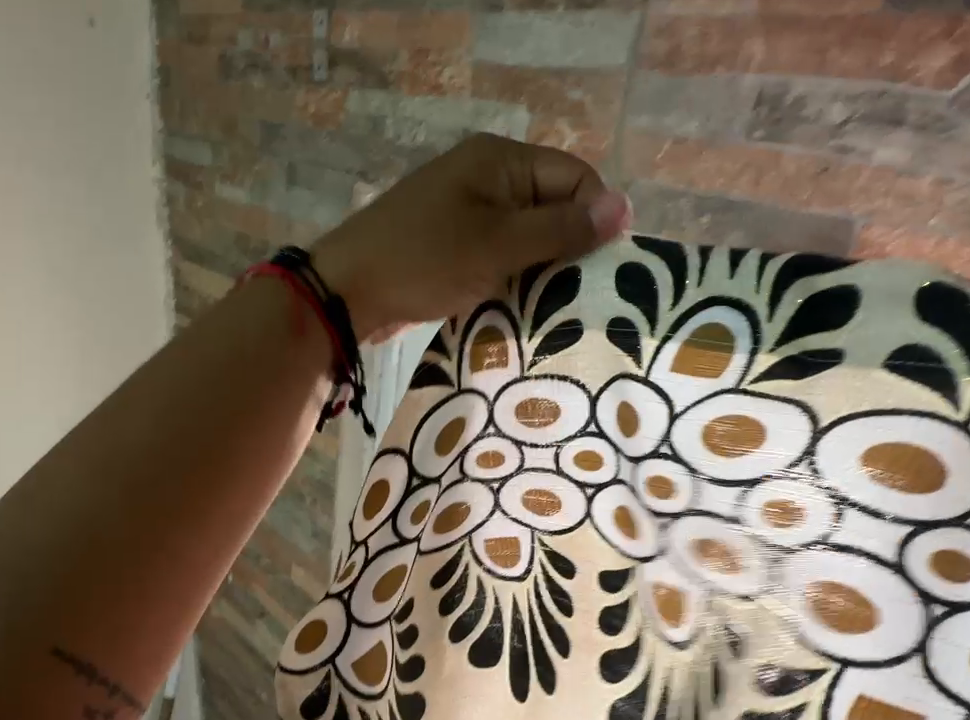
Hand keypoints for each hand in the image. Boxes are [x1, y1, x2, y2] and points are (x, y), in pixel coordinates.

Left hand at [310, 134, 632, 342]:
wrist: (346, 291)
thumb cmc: (424, 261)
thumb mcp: (498, 245)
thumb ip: (560, 229)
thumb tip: (623, 208)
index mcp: (500, 160)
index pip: (574, 177)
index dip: (594, 219)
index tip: (602, 270)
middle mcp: (485, 178)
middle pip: (551, 207)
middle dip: (567, 250)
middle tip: (579, 297)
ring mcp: (465, 213)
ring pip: (525, 238)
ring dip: (539, 271)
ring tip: (551, 308)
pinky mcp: (451, 246)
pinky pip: (497, 257)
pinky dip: (510, 280)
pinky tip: (517, 308)